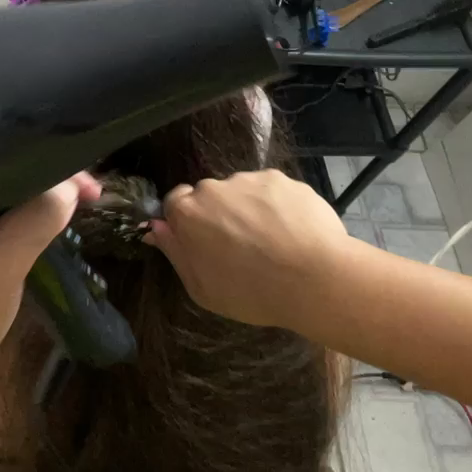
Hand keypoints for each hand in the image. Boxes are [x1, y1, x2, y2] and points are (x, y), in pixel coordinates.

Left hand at [0, 174, 100, 387]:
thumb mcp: (2, 263)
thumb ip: (34, 221)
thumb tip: (72, 186)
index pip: (1, 162)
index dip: (46, 163)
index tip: (86, 179)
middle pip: (10, 177)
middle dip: (52, 178)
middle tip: (93, 189)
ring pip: (13, 200)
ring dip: (48, 199)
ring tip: (86, 199)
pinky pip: (11, 221)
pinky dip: (37, 217)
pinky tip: (60, 219)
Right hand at [146, 169, 359, 328]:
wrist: (315, 281)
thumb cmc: (252, 292)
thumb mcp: (201, 288)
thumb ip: (175, 253)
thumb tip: (156, 228)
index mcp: (188, 213)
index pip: (175, 201)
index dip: (188, 221)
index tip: (204, 241)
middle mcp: (213, 188)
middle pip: (208, 195)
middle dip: (219, 214)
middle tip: (240, 246)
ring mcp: (249, 180)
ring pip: (241, 191)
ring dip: (249, 209)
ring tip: (273, 242)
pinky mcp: (281, 179)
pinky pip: (271, 190)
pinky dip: (277, 206)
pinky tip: (293, 232)